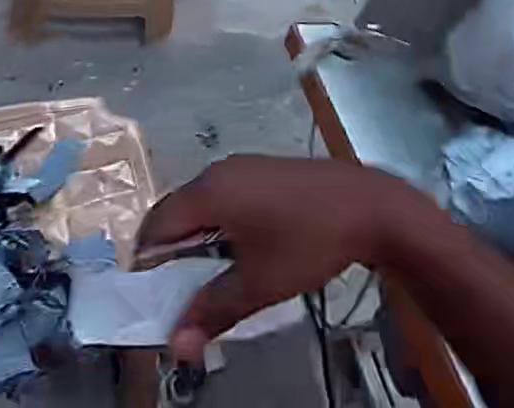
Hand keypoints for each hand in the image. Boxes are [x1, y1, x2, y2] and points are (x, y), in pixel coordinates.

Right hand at [135, 155, 430, 362]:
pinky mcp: (262, 169)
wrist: (365, 204)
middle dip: (173, 253)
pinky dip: (220, 222)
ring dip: (198, 239)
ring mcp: (242, 166)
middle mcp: (218, 171)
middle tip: (180, 293)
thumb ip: (213, 311)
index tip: (150, 296)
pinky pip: (225, 195)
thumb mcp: (259, 284)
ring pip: (203, 204)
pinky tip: (243, 248)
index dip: (147, 262)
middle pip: (177, 212)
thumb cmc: (307, 242)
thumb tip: (177, 346)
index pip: (157, 225)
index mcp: (208, 191)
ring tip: (212, 276)